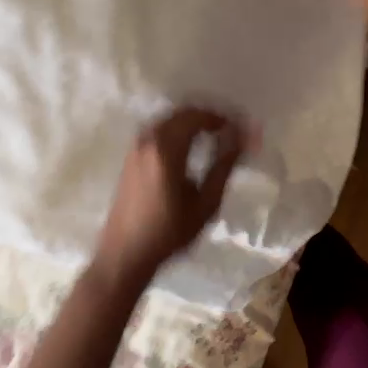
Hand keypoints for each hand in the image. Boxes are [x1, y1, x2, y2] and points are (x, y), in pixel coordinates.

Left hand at [94, 108, 245, 278]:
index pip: (198, 116)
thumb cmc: (169, 232)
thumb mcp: (205, 204)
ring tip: (213, 137)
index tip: (239, 127)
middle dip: (208, 116)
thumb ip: (224, 166)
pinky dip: (177, 129)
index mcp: (166, 149)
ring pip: (170, 119)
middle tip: (230, 130)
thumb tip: (242, 138)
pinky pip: (159, 129)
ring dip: (192, 122)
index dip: (222, 117)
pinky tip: (190, 147)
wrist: (125, 254)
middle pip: (183, 113)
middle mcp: (149, 139)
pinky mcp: (131, 155)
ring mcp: (136, 145)